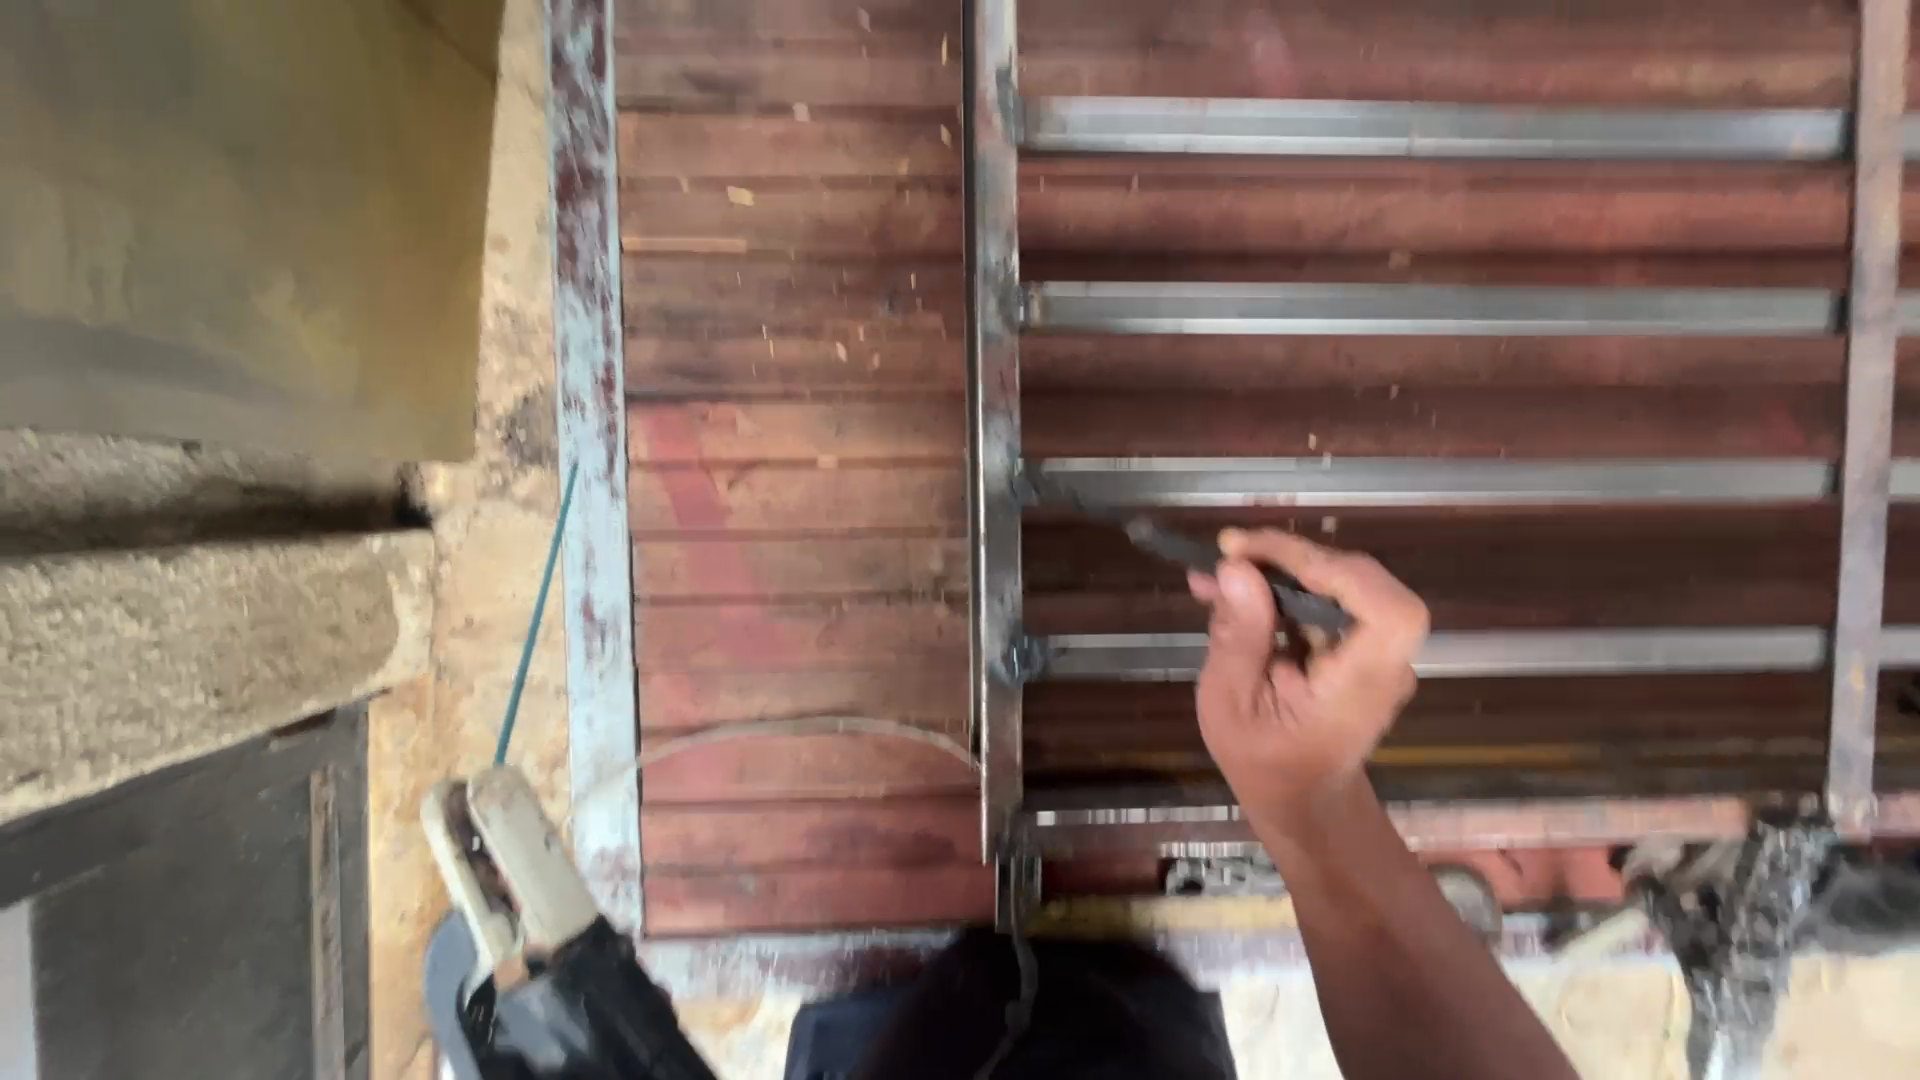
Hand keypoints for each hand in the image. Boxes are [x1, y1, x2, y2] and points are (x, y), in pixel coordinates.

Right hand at [1188, 529, 1428, 835]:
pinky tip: (1231, 592)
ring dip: (1279, 568)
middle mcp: (1382, 661)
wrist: (1301, 799)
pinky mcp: (1354, 645)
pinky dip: (1280, 587)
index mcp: (1360, 683)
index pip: (1387, 610)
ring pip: (1340, 582)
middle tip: (1228, 551)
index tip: (1261, 557)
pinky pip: (1325, 599)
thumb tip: (1235, 568)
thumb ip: (1238, 637)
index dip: (1331, 568)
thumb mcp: (1230, 704)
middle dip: (1292, 557)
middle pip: (1361, 581)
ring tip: (1217, 573)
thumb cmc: (1263, 764)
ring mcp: (1373, 650)